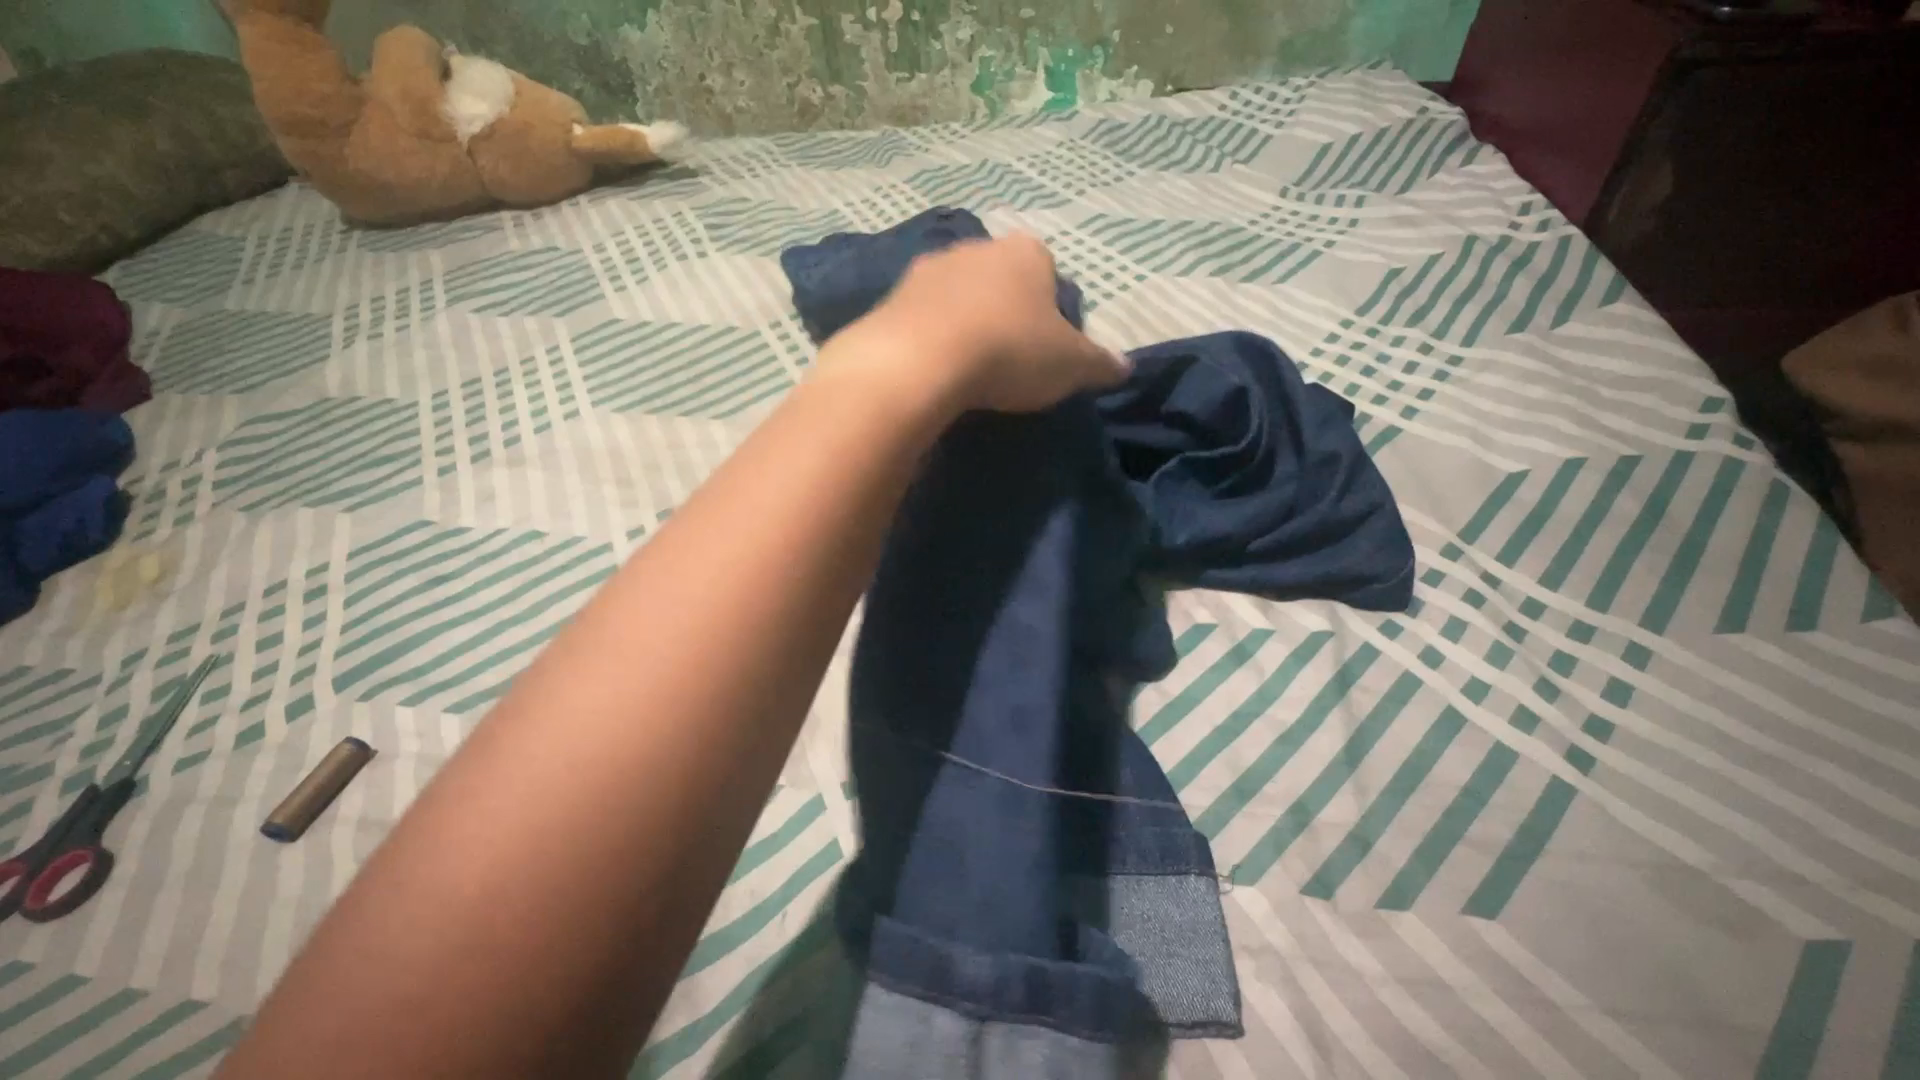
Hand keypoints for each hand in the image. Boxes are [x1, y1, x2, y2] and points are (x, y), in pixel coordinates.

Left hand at [823, 233, 1130, 413]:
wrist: (919, 360)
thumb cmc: (1010, 352)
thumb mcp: (1071, 365)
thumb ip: (1100, 363)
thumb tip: (1124, 367)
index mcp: (1027, 252)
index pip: (1048, 274)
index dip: (1051, 312)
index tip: (1045, 349)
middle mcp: (977, 247)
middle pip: (1000, 281)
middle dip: (1004, 313)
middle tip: (1007, 361)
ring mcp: (928, 267)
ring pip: (957, 295)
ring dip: (963, 323)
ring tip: (967, 370)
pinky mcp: (891, 296)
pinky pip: (921, 317)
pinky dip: (929, 338)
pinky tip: (933, 370)